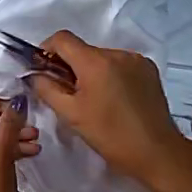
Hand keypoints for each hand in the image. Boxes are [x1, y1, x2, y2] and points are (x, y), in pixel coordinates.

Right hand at [30, 30, 191, 191]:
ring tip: (93, 99)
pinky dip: (109, 74)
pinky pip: (120, 64)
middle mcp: (117, 53)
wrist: (156, 152)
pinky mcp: (149, 70)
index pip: (62, 39)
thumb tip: (34, 74)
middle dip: (69, 66)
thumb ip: (46, 88)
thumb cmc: (109, 135)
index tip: (43, 70)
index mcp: (95, 62)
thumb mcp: (70, 114)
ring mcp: (136, 60)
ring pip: (101, 57)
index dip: (47, 50)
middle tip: (66, 92)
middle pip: (82, 49)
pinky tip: (112, 98)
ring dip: (90, 71)